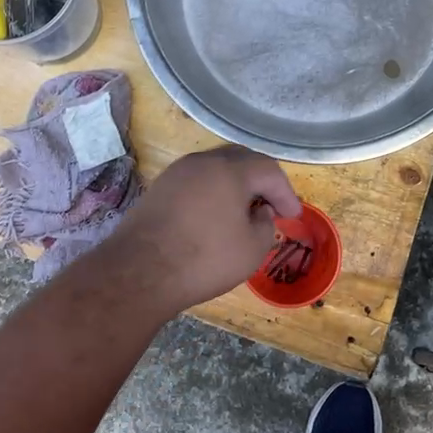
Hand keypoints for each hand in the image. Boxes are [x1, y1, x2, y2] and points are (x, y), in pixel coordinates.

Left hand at [107, 146, 302, 314]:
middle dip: (262, 182)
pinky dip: (213, 193)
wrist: (139, 272)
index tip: (292, 217)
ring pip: (216, 169)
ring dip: (236, 186)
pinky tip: (215, 216)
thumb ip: (266, 225)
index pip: (269, 170)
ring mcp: (177, 173)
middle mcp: (203, 161)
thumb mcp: (252, 249)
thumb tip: (259, 212)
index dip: (286, 193)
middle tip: (272, 206)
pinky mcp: (159, 188)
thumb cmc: (204, 259)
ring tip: (245, 212)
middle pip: (241, 161)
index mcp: (230, 169)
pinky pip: (196, 182)